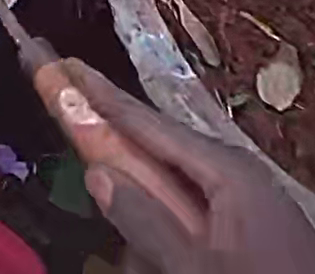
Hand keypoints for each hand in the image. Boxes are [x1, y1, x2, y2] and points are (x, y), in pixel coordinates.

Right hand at [63, 60, 314, 273]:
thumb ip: (148, 222)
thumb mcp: (203, 273)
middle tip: (88, 161)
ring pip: (172, 192)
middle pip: (155, 153)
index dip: (97, 90)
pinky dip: (171, 240)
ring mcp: (246, 203)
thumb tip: (96, 171)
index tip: (62, 60)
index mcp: (224, 168)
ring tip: (145, 257)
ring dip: (148, 224)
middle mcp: (233, 172)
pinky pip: (194, 218)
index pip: (143, 119)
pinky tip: (161, 260)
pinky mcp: (252, 231)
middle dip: (120, 166)